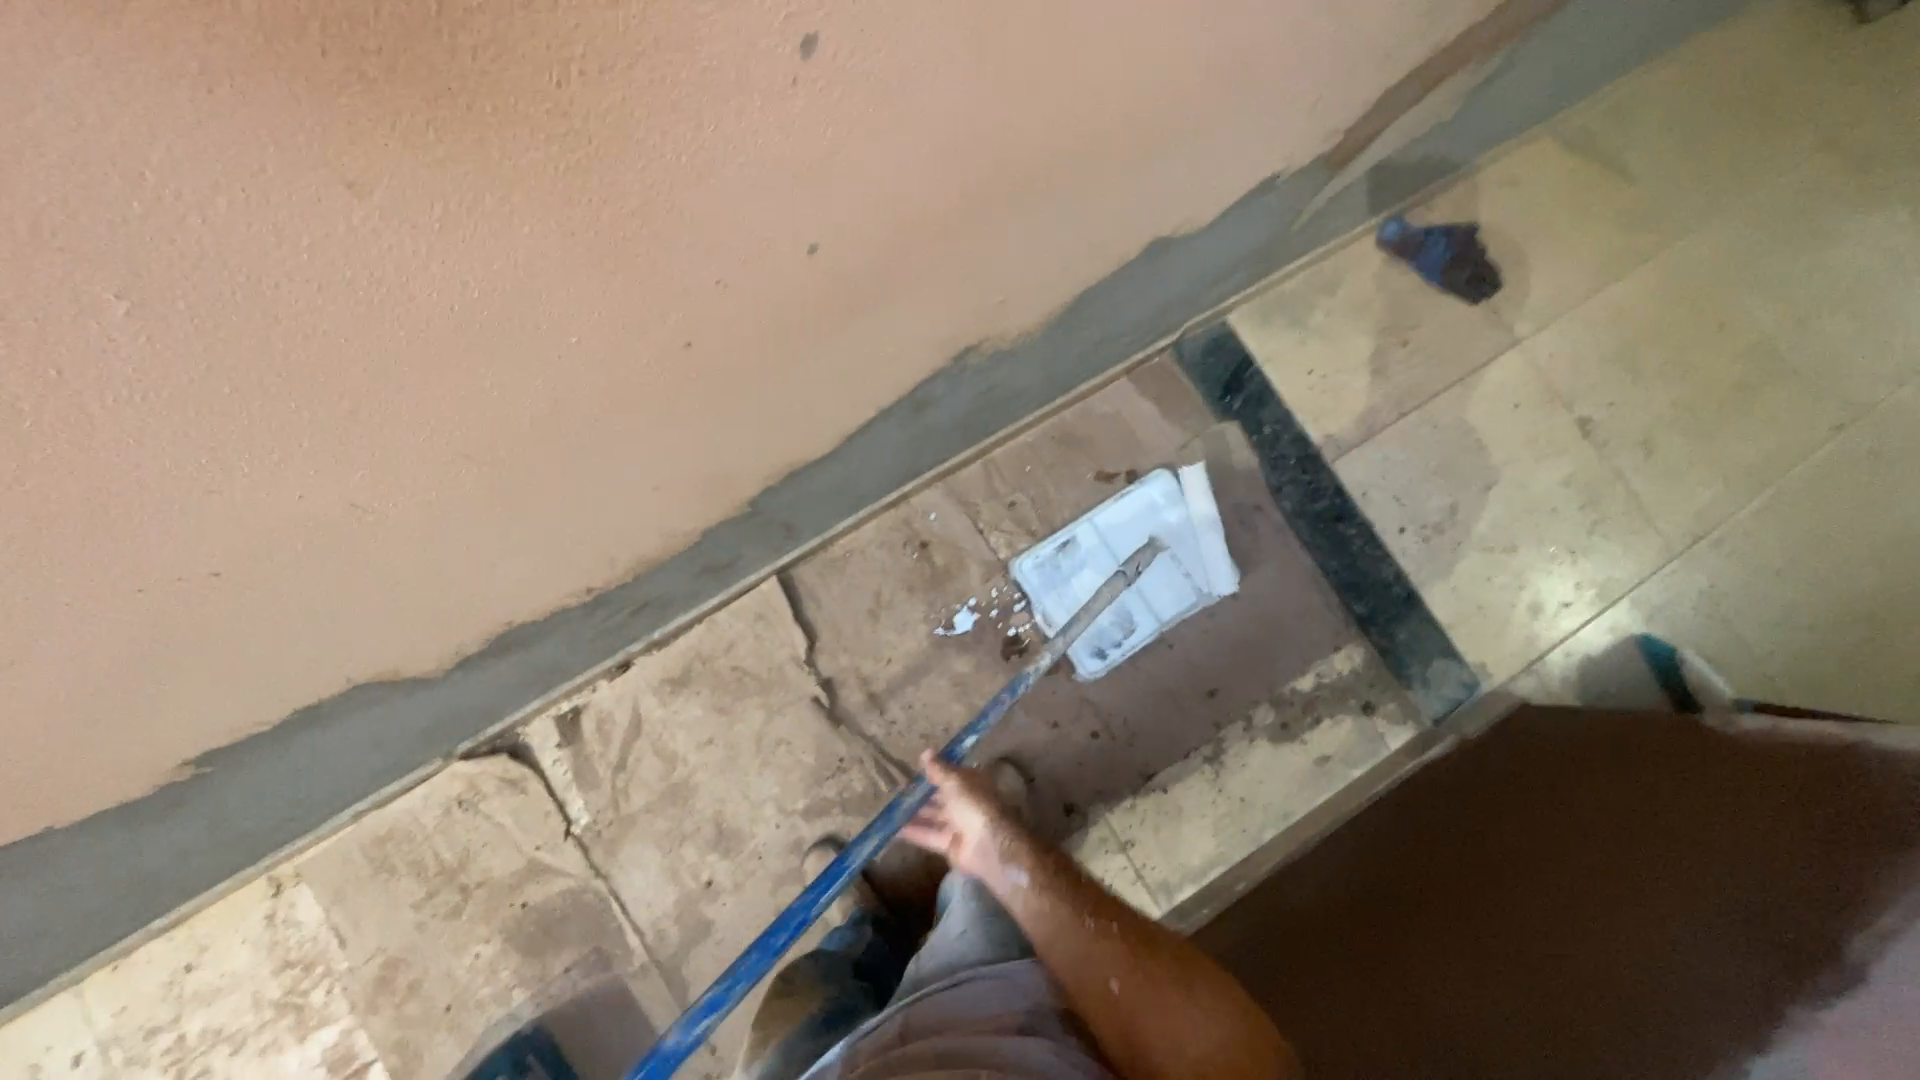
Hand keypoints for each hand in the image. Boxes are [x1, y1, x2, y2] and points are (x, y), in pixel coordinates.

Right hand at [899, 751, 1030, 885]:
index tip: (914, 771)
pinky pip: (928, 835)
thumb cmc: (973, 804)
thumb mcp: (954, 780)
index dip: (935, 772)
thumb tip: (926, 751)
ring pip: (933, 816)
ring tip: (891, 808)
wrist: (987, 844)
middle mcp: (966, 802)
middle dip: (921, 795)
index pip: (951, 775)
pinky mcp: (949, 844)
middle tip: (897, 791)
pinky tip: (893, 828)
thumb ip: (938, 768)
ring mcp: (958, 825)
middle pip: (941, 797)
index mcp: (972, 784)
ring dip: (914, 813)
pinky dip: (913, 832)